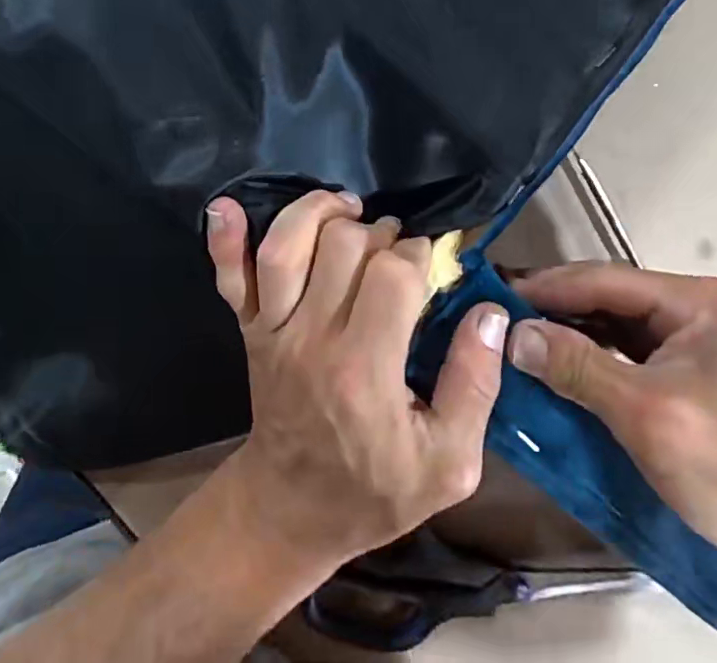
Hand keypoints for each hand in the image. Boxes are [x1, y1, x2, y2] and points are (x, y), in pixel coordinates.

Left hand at [204, 191, 508, 566]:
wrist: (290, 509)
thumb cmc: (374, 490)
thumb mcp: (448, 463)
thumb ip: (473, 385)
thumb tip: (490, 313)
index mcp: (365, 370)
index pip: (393, 276)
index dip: (420, 253)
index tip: (433, 260)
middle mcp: (311, 339)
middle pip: (342, 247)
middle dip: (379, 231)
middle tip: (398, 245)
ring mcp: (272, 331)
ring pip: (285, 248)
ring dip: (316, 213)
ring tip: (347, 208)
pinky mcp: (248, 331)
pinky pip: (229, 278)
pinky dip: (226, 240)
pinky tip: (229, 207)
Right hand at [506, 263, 716, 569]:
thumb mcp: (646, 414)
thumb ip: (577, 366)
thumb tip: (511, 333)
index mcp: (700, 302)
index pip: (605, 279)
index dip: (545, 286)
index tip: (492, 295)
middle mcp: (698, 311)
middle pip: (608, 298)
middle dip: (553, 309)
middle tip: (497, 318)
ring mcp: (696, 343)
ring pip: (613, 325)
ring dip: (568, 333)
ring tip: (516, 339)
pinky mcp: (690, 375)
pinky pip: (625, 354)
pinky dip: (588, 358)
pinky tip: (555, 366)